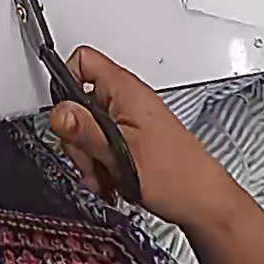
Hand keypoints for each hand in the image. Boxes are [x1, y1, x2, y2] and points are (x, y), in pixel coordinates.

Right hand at [48, 46, 248, 229]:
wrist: (205, 202)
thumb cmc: (177, 177)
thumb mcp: (120, 155)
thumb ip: (85, 131)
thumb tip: (58, 111)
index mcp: (125, 90)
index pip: (82, 61)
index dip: (66, 82)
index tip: (65, 116)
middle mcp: (127, 98)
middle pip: (79, 100)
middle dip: (77, 135)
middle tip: (89, 157)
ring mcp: (130, 117)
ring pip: (88, 125)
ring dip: (88, 154)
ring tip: (103, 174)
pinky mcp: (133, 136)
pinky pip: (102, 140)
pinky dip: (100, 161)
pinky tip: (109, 179)